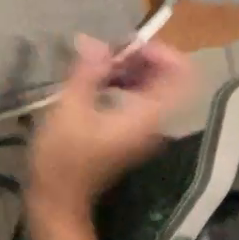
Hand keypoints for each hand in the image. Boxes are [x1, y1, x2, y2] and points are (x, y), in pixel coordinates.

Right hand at [25, 34, 194, 216]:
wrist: (57, 198)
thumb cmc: (62, 156)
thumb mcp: (69, 109)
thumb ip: (86, 73)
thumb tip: (94, 41)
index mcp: (147, 115)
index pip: (181, 73)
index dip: (159, 51)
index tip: (125, 44)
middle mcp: (154, 121)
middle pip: (168, 78)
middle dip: (140, 58)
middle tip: (106, 51)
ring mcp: (143, 130)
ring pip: (152, 88)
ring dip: (129, 70)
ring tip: (97, 64)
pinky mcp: (129, 134)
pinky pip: (138, 101)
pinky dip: (123, 85)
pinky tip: (95, 83)